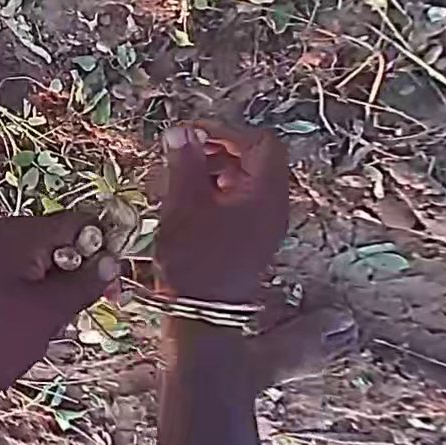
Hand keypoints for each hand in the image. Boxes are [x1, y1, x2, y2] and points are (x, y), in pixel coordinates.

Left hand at [0, 212, 117, 396]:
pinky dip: (33, 290)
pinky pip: (16, 271)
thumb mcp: (45, 313)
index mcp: (21, 232)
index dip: (103, 247)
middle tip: (90, 308)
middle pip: (58, 239)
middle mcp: (1, 232)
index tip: (114, 283)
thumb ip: (83, 284)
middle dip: (80, 270)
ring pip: (38, 258)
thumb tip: (112, 260)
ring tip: (59, 322)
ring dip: (57, 284)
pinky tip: (34, 321)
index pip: (78, 223)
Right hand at [152, 121, 289, 303]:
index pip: (261, 143)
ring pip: (239, 179)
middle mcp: (271, 206)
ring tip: (174, 177)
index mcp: (266, 194)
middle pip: (251, 159)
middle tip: (182, 152)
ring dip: (208, 170)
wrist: (201, 314)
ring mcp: (260, 223)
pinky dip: (209, 191)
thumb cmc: (195, 258)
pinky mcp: (245, 235)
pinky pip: (232, 200)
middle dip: (214, 150)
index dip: (227, 132)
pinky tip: (181, 199)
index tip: (193, 135)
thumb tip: (181, 130)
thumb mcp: (185, 202)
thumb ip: (186, 161)